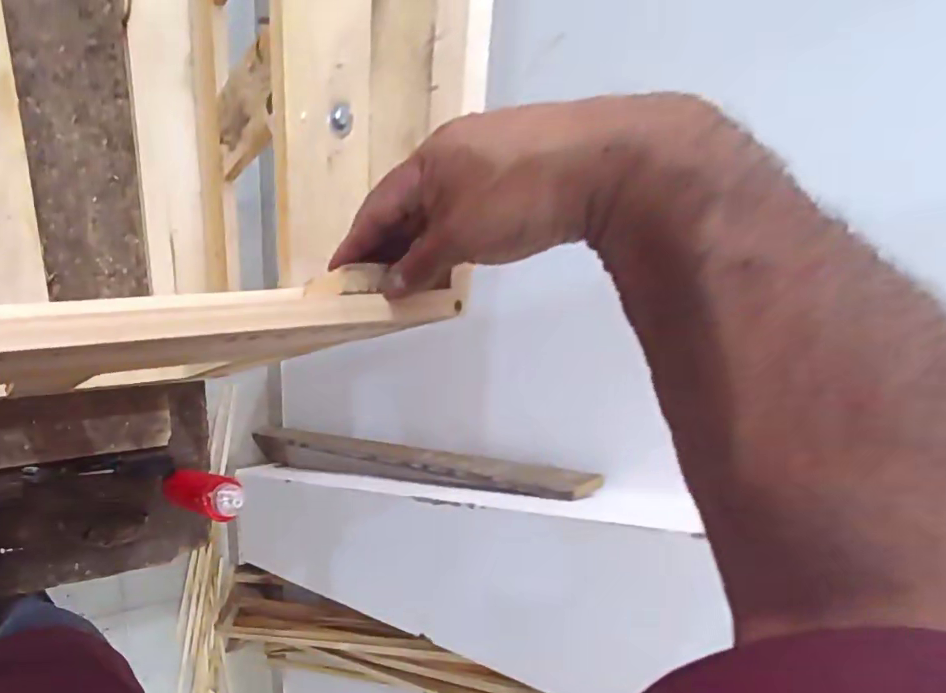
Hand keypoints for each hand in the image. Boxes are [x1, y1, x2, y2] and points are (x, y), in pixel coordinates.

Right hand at [330, 94, 740, 296]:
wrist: (609, 164)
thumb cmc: (519, 195)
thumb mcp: (458, 235)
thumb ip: (419, 262)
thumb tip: (392, 285)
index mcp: (430, 160)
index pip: (377, 207)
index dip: (354, 243)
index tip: (336, 273)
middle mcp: (451, 155)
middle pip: (402, 208)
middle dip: (383, 248)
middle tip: (366, 285)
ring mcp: (484, 161)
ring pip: (432, 211)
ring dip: (414, 248)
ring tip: (400, 283)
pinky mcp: (512, 174)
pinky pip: (459, 212)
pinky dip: (443, 240)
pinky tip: (440, 265)